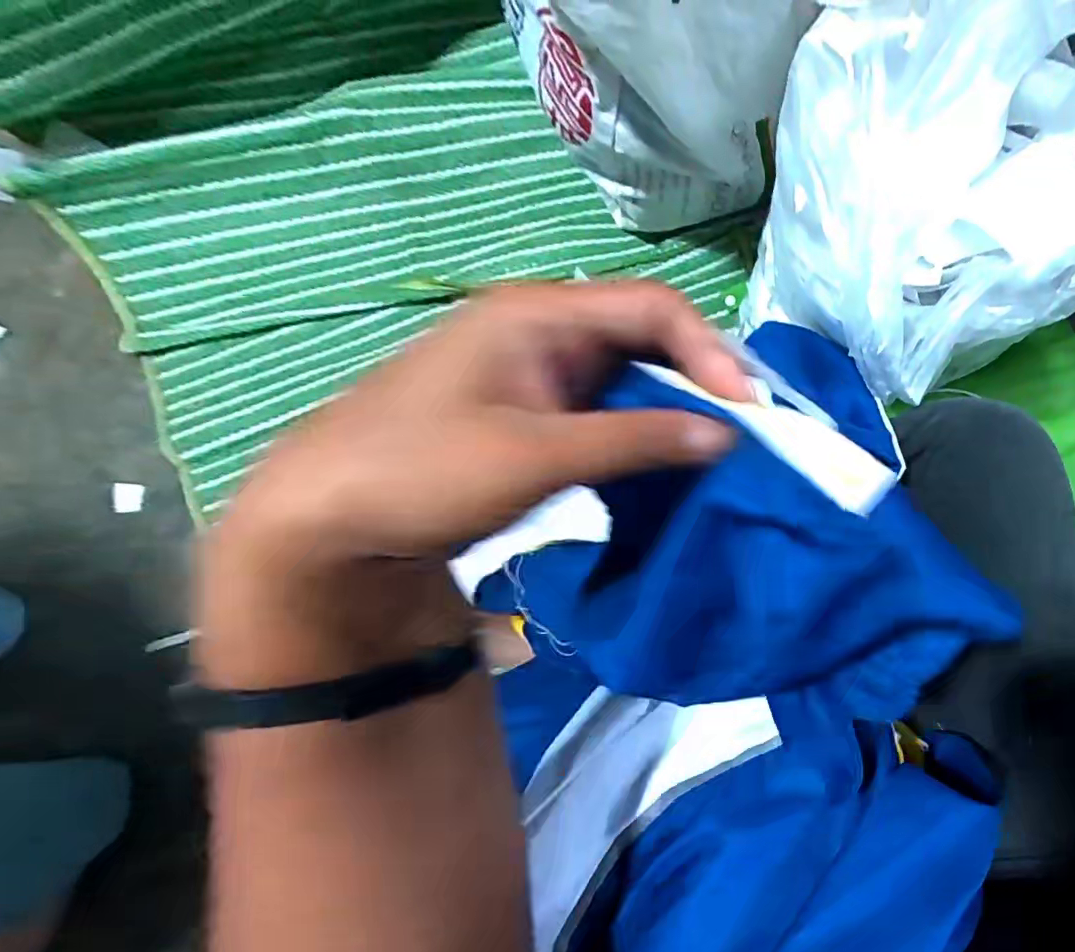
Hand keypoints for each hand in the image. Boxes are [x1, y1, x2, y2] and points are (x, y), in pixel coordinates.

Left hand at [195, 282, 748, 689]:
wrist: (329, 520)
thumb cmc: (425, 470)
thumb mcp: (539, 454)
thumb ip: (637, 439)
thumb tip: (725, 433)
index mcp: (540, 313)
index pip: (652, 308)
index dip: (710, 351)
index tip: (746, 407)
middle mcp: (545, 329)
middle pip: (648, 335)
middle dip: (702, 377)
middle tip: (744, 427)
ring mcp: (541, 371)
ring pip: (633, 374)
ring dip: (678, 405)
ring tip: (719, 445)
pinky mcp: (538, 411)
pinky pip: (611, 408)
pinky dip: (648, 429)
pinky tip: (670, 457)